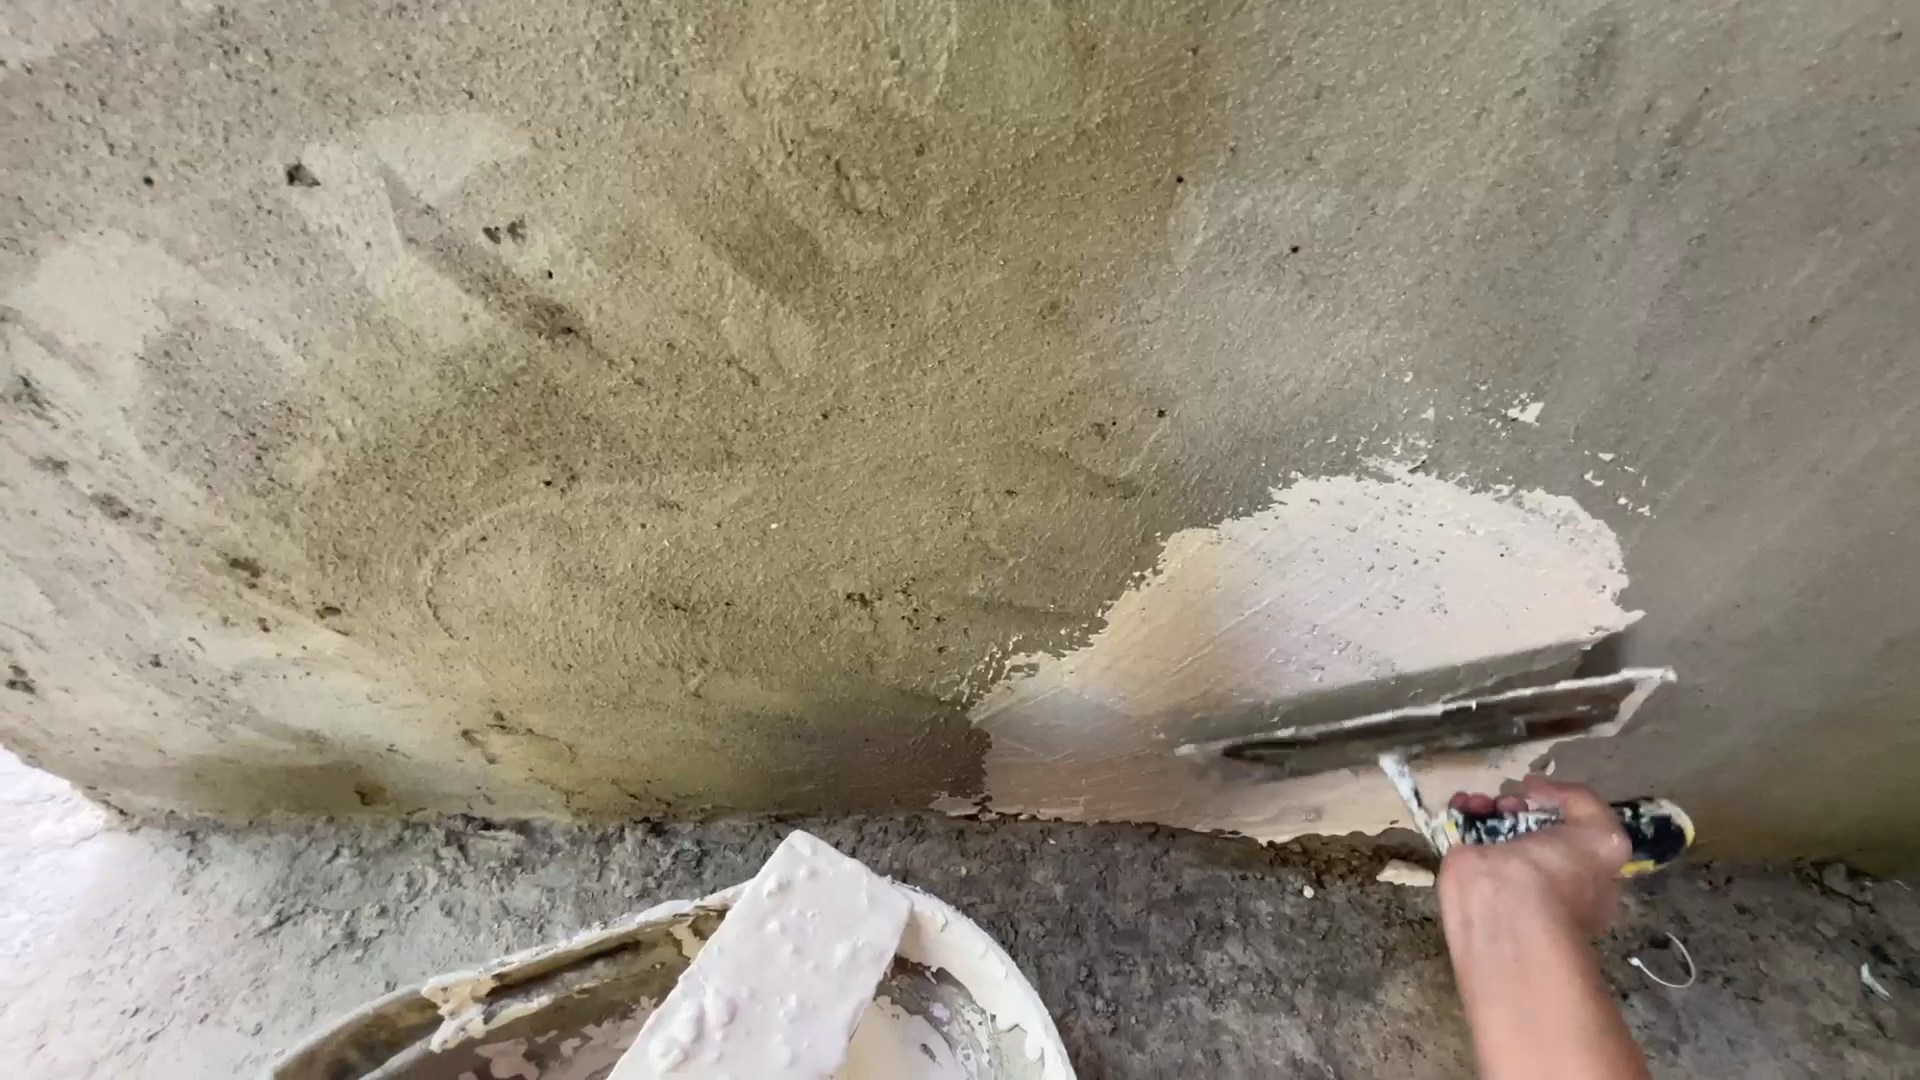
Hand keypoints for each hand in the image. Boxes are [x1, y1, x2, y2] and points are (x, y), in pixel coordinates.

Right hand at [1439, 776, 1630, 935]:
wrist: (1504, 899)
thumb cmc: (1562, 874)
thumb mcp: (1603, 837)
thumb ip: (1583, 803)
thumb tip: (1537, 787)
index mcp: (1580, 871)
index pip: (1568, 832)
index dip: (1555, 807)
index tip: (1539, 796)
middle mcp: (1541, 869)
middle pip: (1528, 823)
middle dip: (1519, 804)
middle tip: (1511, 802)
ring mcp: (1500, 865)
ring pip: (1494, 822)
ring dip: (1487, 803)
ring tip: (1481, 800)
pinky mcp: (1466, 859)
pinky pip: (1464, 825)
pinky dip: (1461, 808)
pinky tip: (1462, 802)